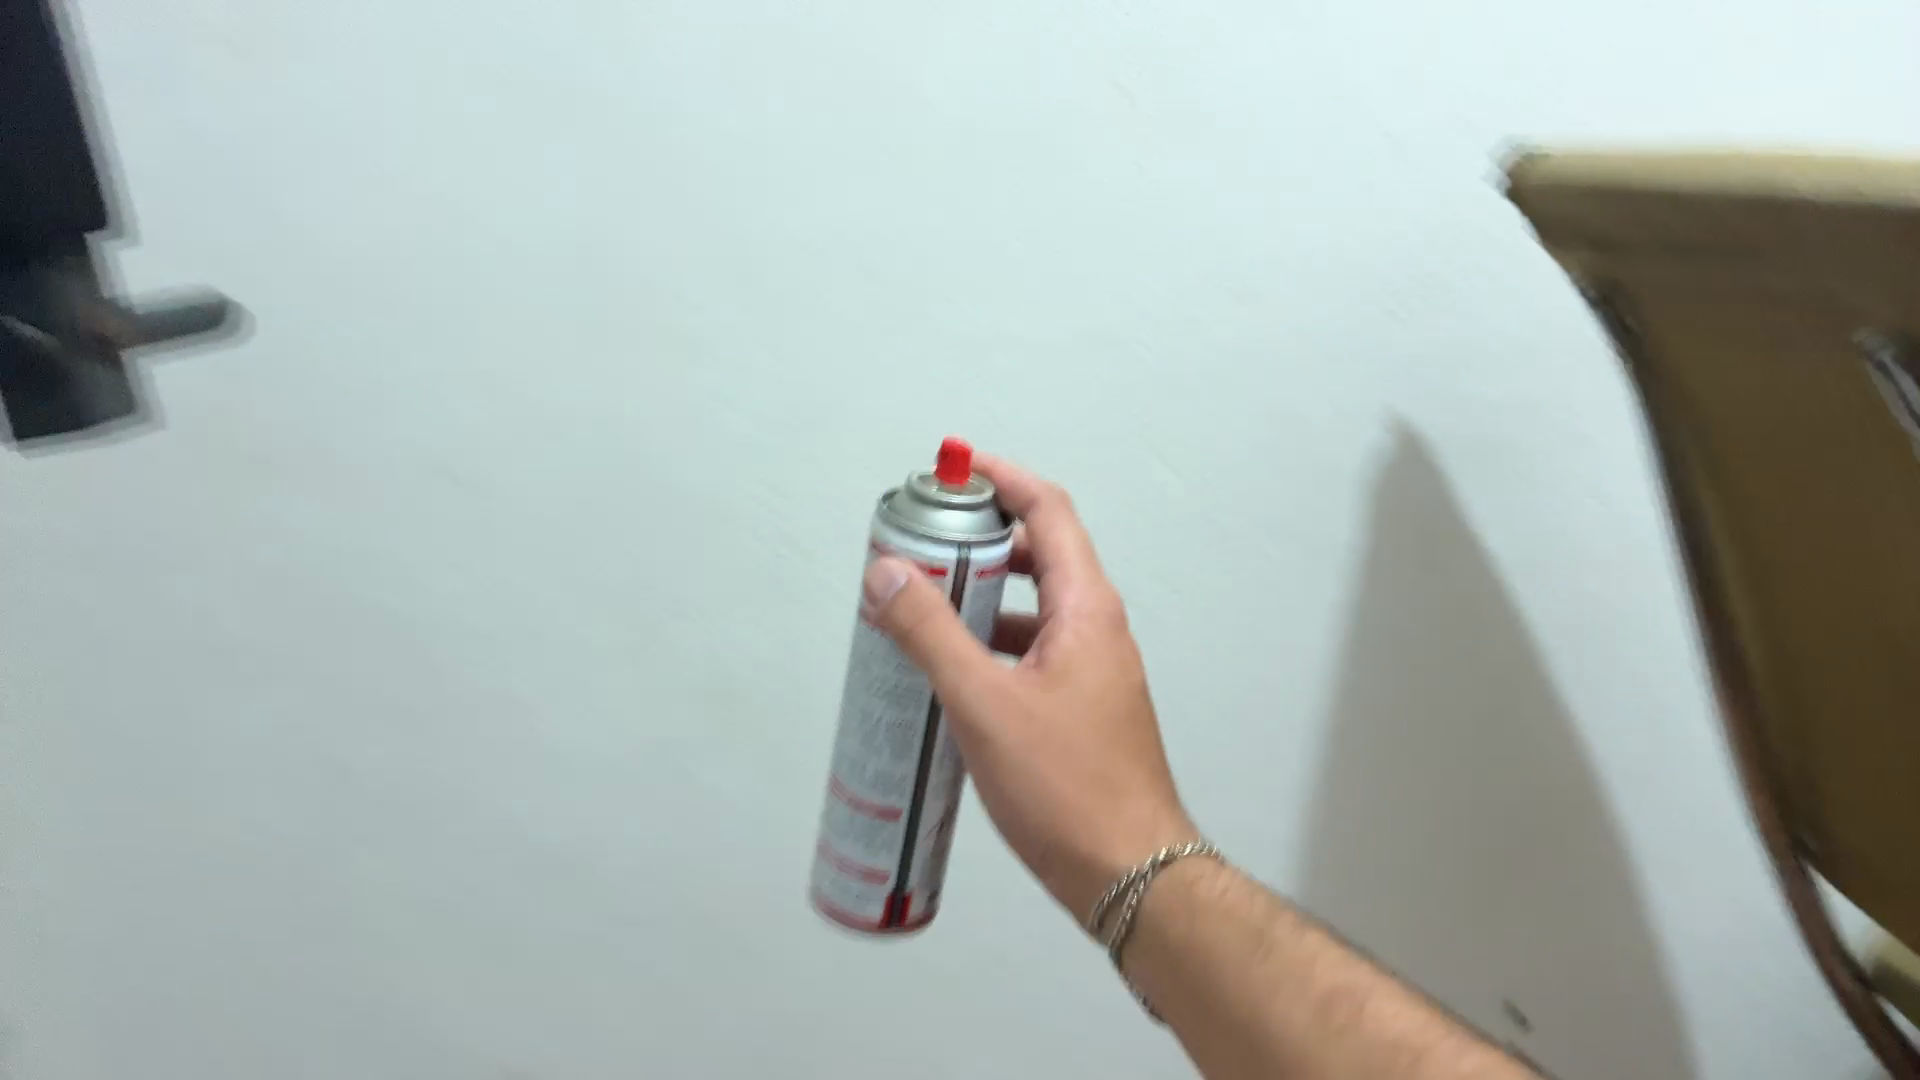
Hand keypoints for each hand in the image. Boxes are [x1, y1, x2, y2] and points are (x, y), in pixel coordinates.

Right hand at [860, 452, 1197, 920]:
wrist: (1130, 873)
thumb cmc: (1068, 789)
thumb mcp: (983, 703)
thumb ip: (930, 633)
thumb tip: (887, 574)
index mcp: (1085, 608)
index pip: (1048, 510)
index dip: (1001, 477)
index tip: (954, 465)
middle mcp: (1096, 626)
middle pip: (1040, 551)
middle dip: (982, 536)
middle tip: (926, 537)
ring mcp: (1092, 665)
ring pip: (1034, 603)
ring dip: (984, 592)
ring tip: (925, 600)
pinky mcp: (1080, 701)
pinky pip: (1032, 645)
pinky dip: (992, 638)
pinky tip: (952, 667)